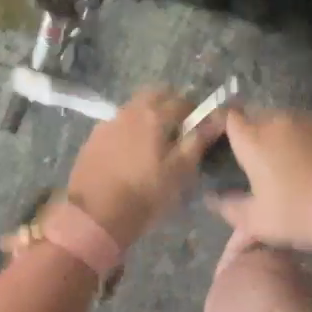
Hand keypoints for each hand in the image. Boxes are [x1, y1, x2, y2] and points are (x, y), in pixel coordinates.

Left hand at [67, 89, 222, 248]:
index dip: (194, 113)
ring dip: (148, 117)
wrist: (94, 215)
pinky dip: (130, 130)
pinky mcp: (93, 137)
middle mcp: (129, 110)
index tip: (199, 130)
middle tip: (178, 133)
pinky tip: (131, 155)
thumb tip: (217, 118)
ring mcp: (108, 122)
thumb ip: (198, 140)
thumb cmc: (144, 194)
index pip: (182, 101)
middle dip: (170, 107)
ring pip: (135, 108)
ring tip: (154, 146)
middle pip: (155, 96)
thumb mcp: (179, 171)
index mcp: (153, 115)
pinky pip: (118, 124)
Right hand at [205, 109, 311, 251]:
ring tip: (279, 169)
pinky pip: (304, 131)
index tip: (220, 145)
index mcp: (254, 138)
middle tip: (249, 164)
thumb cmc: (301, 214)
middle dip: (249, 134)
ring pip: (281, 123)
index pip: (229, 116)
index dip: (222, 126)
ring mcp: (308, 123)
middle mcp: (278, 121)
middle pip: (255, 117)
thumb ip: (230, 208)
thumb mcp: (258, 222)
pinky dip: (299, 145)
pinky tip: (306, 171)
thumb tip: (213, 199)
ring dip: (275, 139)